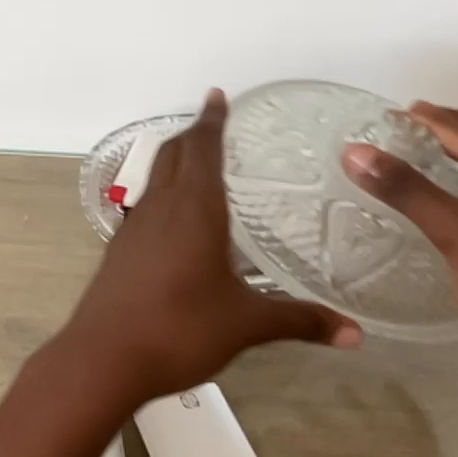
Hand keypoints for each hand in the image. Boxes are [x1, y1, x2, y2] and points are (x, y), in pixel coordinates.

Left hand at [57, 90, 361, 406]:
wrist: (102, 360)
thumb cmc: (178, 331)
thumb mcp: (246, 324)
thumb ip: (299, 321)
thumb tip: (355, 334)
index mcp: (192, 210)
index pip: (201, 149)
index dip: (211, 120)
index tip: (217, 96)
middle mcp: (158, 210)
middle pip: (171, 156)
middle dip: (191, 135)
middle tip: (212, 123)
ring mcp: (132, 230)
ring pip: (153, 181)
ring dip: (173, 163)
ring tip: (195, 164)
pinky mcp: (118, 254)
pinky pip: (143, 208)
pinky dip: (161, 196)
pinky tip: (172, 221)